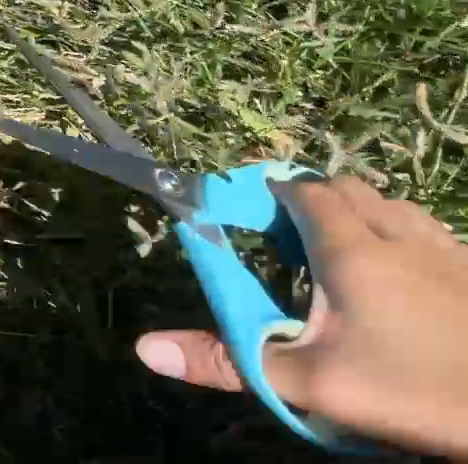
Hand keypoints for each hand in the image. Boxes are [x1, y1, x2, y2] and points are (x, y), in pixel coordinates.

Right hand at [136, 175, 467, 454]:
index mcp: (352, 252)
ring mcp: (456, 259)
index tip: (246, 208)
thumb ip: (230, 360)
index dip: (271, 191)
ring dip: (367, 215)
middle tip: (290, 234)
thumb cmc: (417, 393)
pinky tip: (407, 280)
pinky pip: (441, 238)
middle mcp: (403, 241)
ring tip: (345, 252)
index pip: (304, 191)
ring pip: (400, 208)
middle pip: (351, 189)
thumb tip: (145, 349)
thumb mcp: (313, 384)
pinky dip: (412, 241)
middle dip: (316, 198)